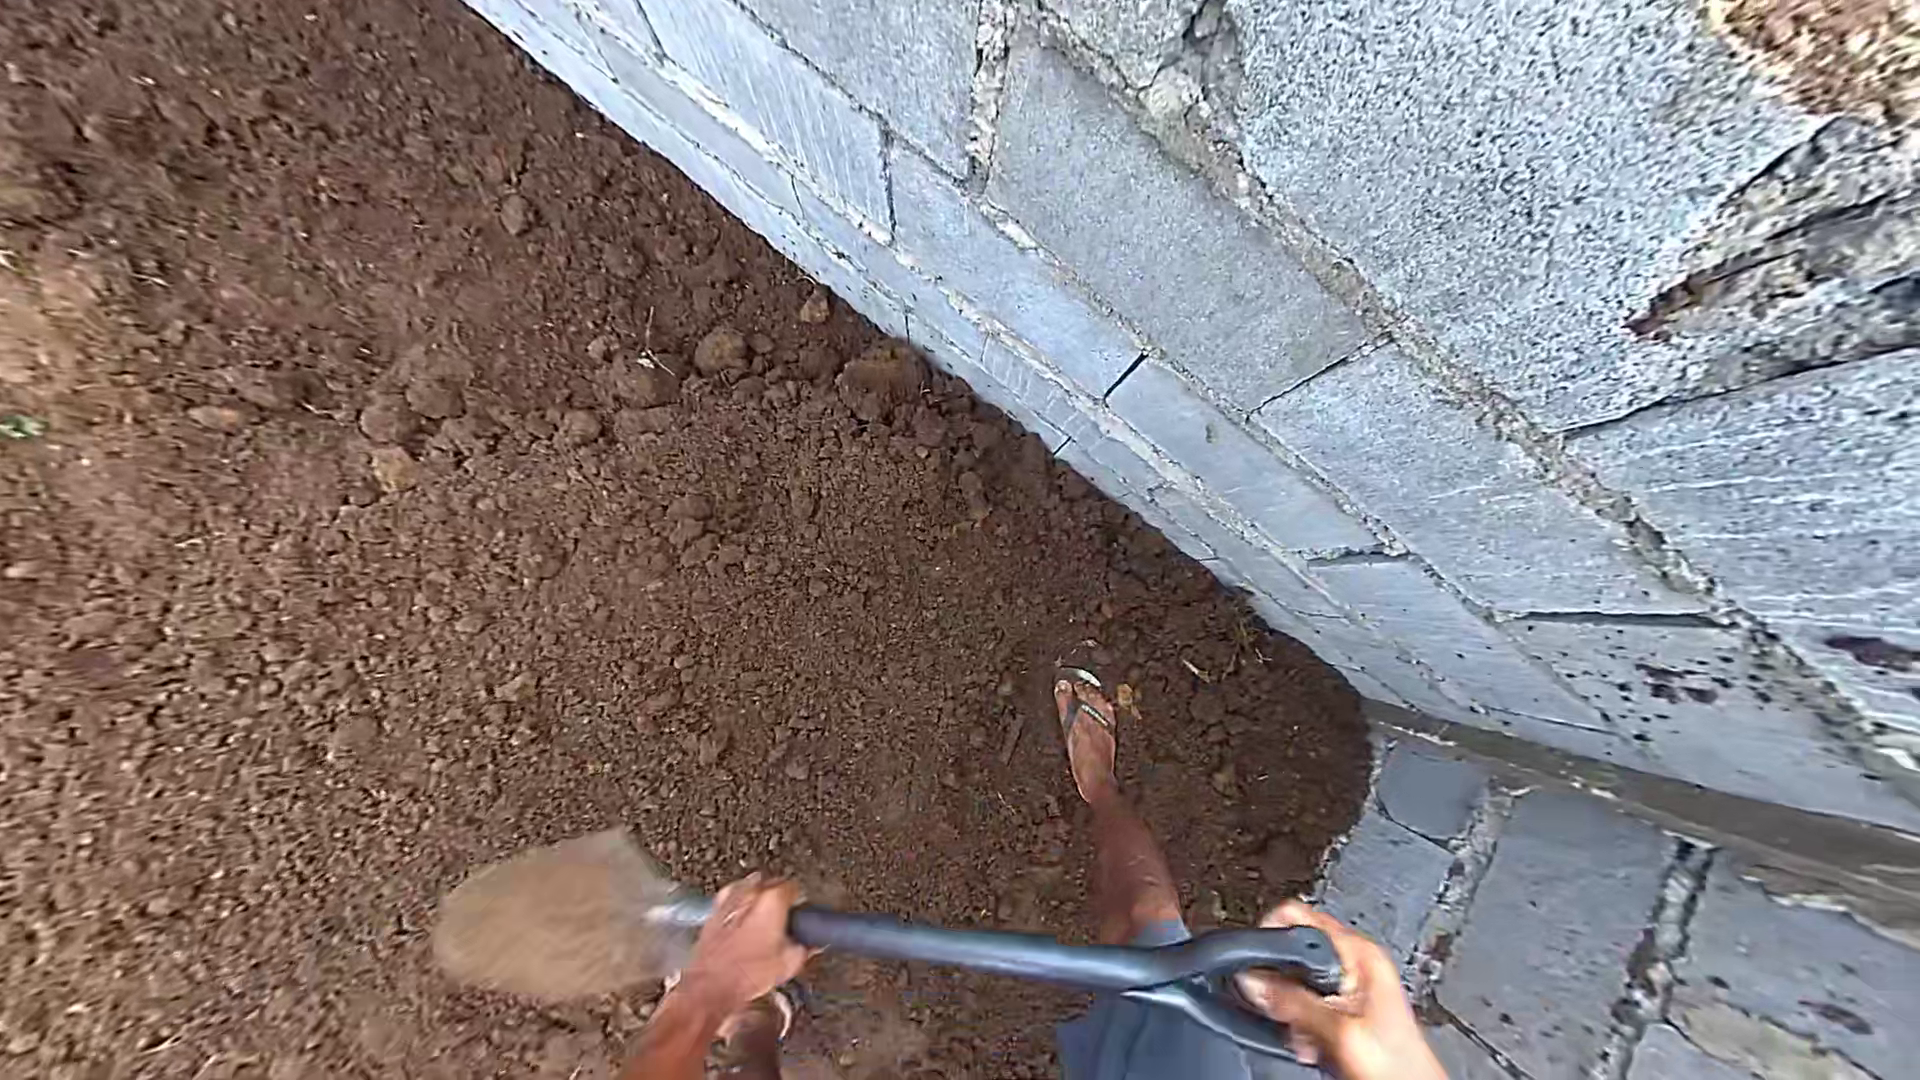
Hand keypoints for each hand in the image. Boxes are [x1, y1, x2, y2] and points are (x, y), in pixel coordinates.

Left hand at [673, 874, 810, 1015]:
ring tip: (762, 916)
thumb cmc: (745, 974)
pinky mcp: (714, 911)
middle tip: (783, 918)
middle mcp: (752, 892)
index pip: (794, 887)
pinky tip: (740, 916)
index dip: (799, 901)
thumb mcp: (788, 963)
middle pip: (773, 883)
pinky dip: (738, 902)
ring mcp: (732, 900)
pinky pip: (731, 897)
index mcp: (774, 899)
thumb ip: (805, 947)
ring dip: (759, 897)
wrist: (709, 989)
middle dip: (780, 897)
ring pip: (751, 887)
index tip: (799, 913)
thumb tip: (810, 944)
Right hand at [1236, 901, 1445, 1079]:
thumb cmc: (1400, 1071)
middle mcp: (1356, 959)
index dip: (1269, 932)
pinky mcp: (1348, 1004)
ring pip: (1297, 973)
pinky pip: (1307, 995)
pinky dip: (1299, 1015)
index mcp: (1359, 952)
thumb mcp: (1338, 1032)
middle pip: (1293, 945)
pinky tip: (1306, 1038)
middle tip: (1275, 1002)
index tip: (1254, 957)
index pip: (1297, 915)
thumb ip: (1291, 1001)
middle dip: (1278, 976)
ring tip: (1296, 1029)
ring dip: (1287, 1002)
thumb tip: (1250, 978)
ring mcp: (1353, 982)